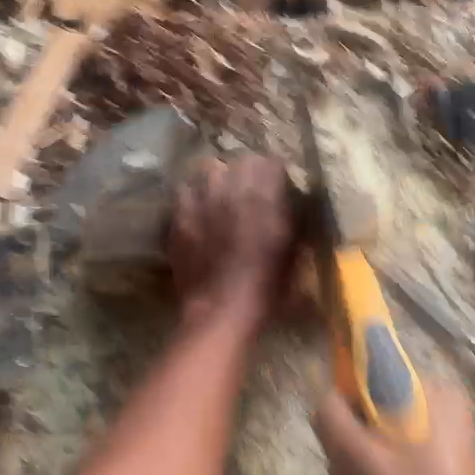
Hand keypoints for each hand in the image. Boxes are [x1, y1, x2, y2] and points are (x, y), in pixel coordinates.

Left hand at [169, 155, 294, 324]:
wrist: (221, 312)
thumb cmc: (267, 288)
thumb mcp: (294, 253)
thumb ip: (292, 220)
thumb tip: (289, 204)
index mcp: (265, 198)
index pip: (271, 162)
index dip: (275, 174)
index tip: (277, 186)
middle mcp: (233, 191)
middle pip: (241, 161)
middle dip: (248, 173)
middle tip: (250, 191)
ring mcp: (203, 201)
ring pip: (211, 169)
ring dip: (220, 180)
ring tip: (222, 196)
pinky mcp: (180, 215)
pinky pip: (186, 190)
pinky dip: (195, 196)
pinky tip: (199, 211)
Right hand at [313, 382, 474, 474]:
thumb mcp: (353, 460)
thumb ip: (332, 413)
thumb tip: (326, 391)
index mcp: (438, 393)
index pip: (378, 366)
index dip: (350, 392)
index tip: (338, 427)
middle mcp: (449, 409)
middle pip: (379, 403)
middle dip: (357, 435)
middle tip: (351, 472)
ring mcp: (450, 444)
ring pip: (384, 436)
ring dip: (364, 463)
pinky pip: (398, 461)